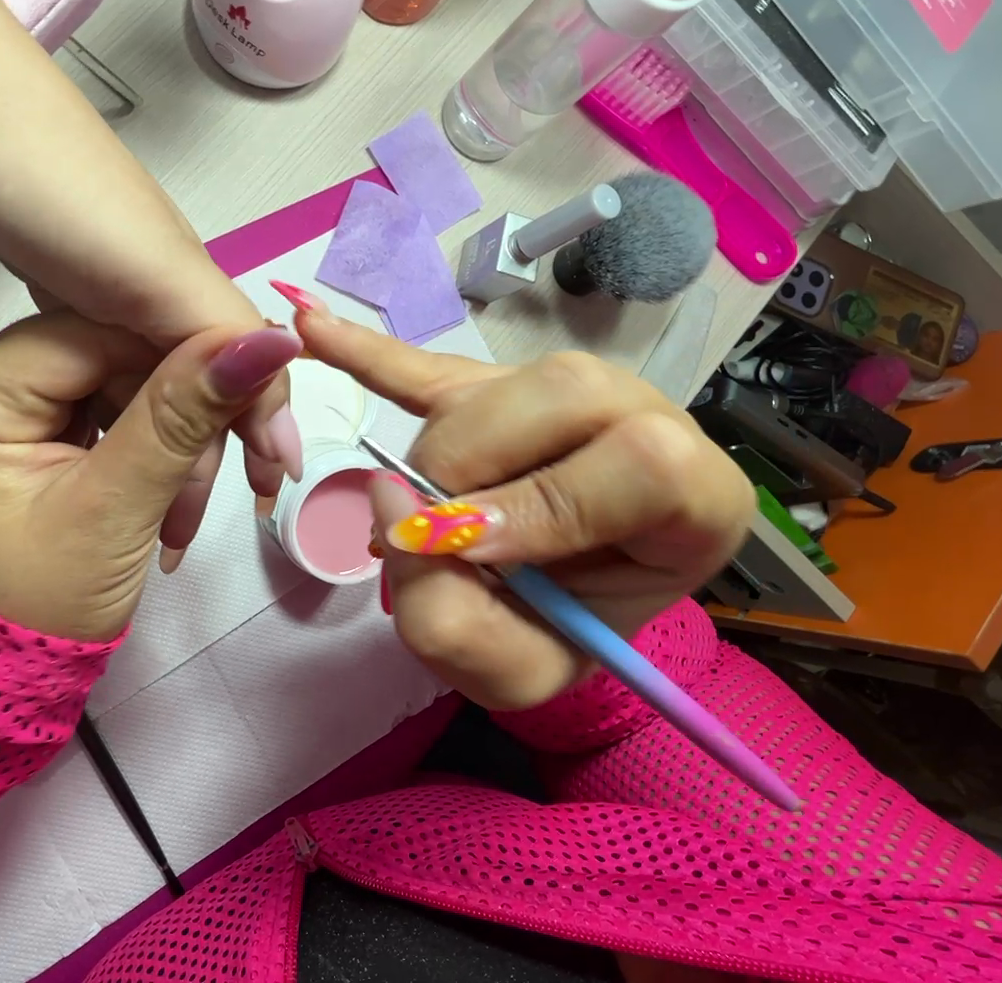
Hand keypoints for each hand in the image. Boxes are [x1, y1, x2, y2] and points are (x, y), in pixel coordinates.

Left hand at [0, 313, 302, 640]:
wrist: (14, 669)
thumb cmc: (48, 604)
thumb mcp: (119, 505)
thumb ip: (187, 415)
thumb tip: (270, 339)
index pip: (96, 332)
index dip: (185, 346)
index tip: (259, 379)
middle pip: (112, 351)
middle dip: (185, 401)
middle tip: (249, 449)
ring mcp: (16, 403)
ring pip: (124, 379)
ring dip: (178, 430)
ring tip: (197, 498)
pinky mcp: (42, 426)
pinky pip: (116, 407)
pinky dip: (158, 442)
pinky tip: (182, 485)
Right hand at [275, 284, 754, 709]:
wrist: (542, 606)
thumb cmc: (546, 639)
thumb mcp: (514, 674)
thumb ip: (453, 620)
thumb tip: (393, 500)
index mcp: (692, 502)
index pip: (645, 461)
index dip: (548, 504)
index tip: (477, 547)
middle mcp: (639, 419)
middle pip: (558, 393)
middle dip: (469, 469)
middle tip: (428, 531)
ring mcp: (559, 390)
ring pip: (486, 381)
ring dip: (432, 452)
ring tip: (409, 514)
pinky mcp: (487, 385)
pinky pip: (420, 366)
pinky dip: (362, 352)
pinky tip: (309, 327)